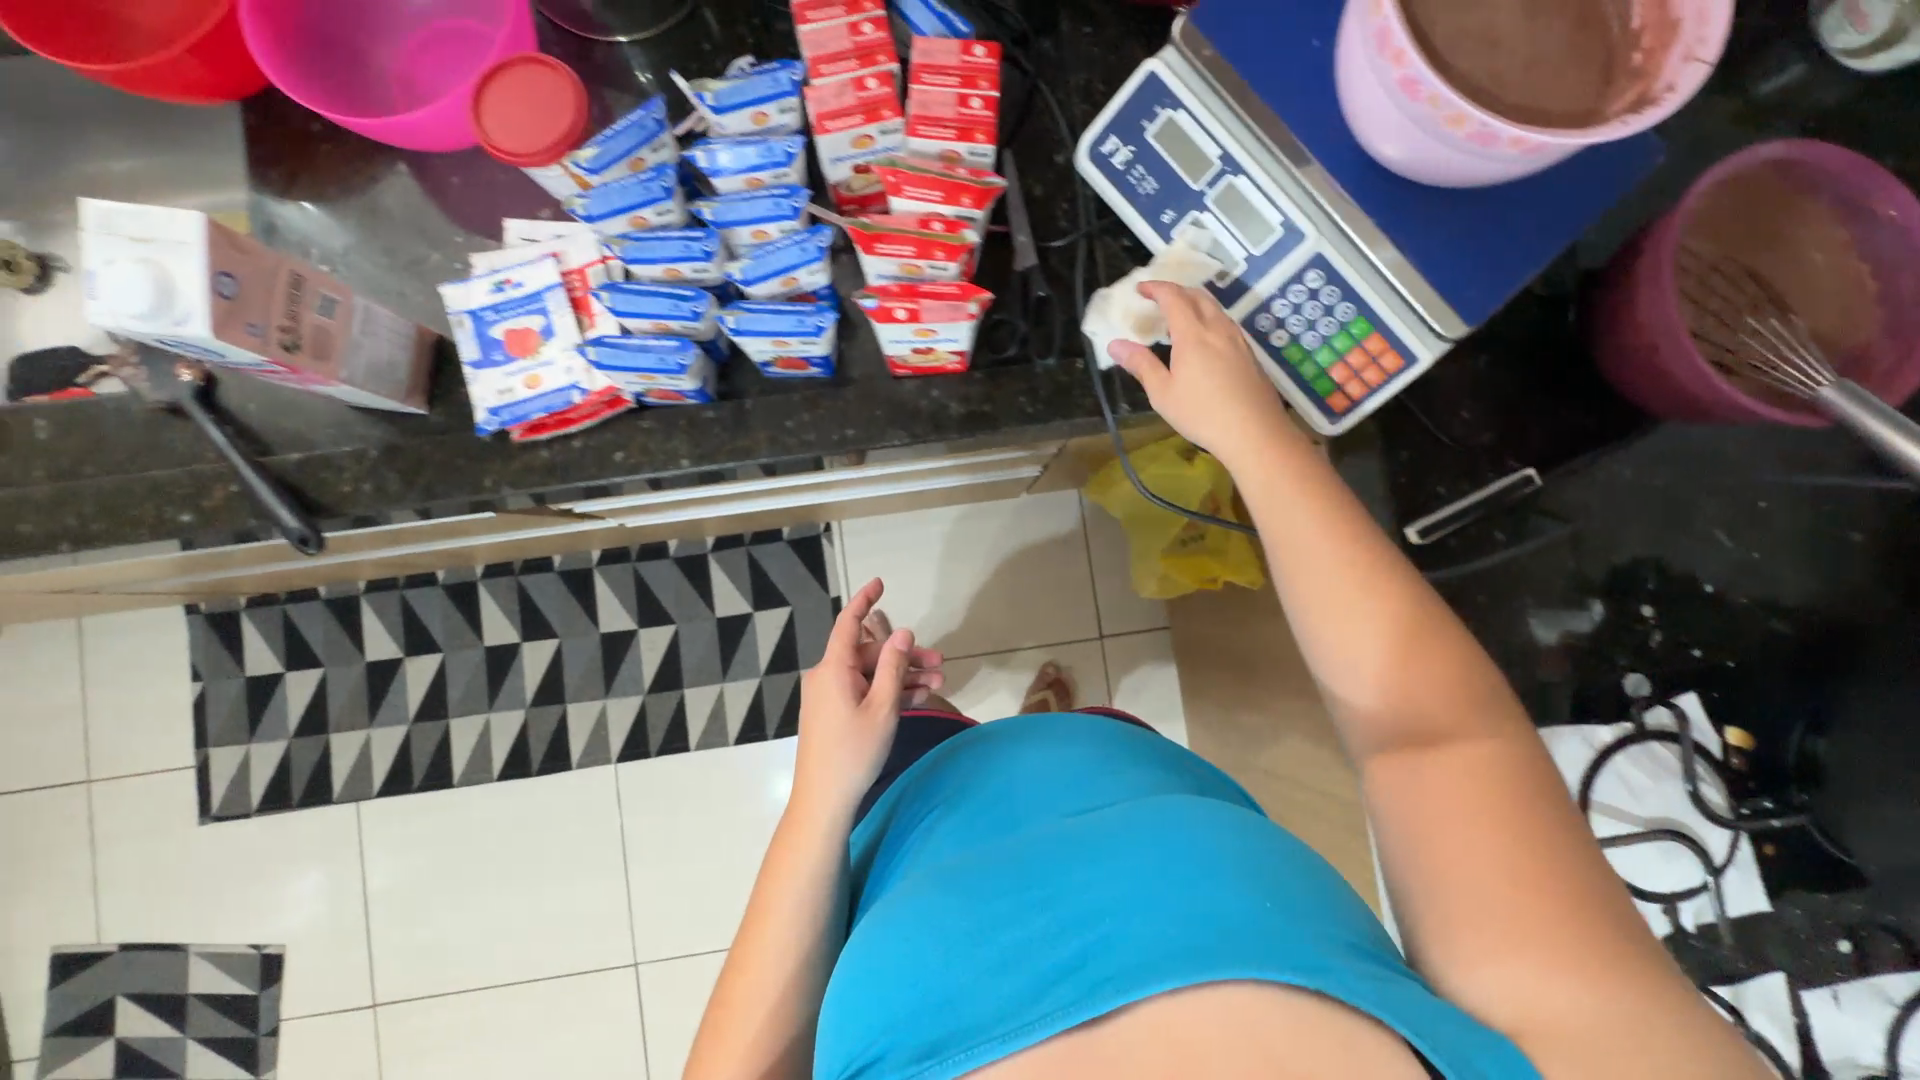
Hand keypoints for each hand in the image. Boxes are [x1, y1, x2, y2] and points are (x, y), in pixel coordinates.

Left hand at [793, 579, 941, 812]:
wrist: (824, 798)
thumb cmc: (853, 751)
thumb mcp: (882, 707)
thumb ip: (893, 666)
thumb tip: (903, 633)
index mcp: (833, 668)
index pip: (849, 623)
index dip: (865, 600)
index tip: (881, 583)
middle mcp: (828, 675)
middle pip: (870, 653)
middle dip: (905, 656)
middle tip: (940, 665)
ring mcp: (831, 695)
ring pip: (871, 675)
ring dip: (903, 677)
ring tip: (937, 685)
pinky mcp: (836, 713)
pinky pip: (864, 692)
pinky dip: (888, 693)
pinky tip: (918, 698)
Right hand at [1106, 281, 1297, 468]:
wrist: (1254, 432)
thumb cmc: (1201, 414)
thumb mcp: (1162, 393)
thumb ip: (1141, 365)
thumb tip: (1115, 345)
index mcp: (1193, 334)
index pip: (1174, 297)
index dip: (1156, 288)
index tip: (1141, 289)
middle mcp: (1218, 328)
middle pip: (1198, 296)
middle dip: (1177, 291)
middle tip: (1159, 300)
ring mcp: (1238, 340)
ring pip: (1216, 309)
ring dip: (1195, 304)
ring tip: (1179, 319)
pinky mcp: (1249, 354)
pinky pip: (1226, 324)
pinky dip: (1209, 320)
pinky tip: (1205, 341)